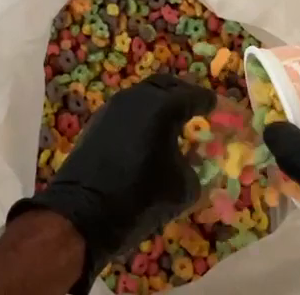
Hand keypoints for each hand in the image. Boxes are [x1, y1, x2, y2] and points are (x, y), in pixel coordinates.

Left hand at [11, 74, 214, 289]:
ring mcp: (114, 107)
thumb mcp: (182, 189)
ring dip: (159, 103)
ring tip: (171, 122)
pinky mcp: (98, 121)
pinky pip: (127, 109)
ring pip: (143, 95)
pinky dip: (142, 115)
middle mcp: (138, 97)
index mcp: (163, 107)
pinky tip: (147, 135)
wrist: (84, 213)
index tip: (216, 106)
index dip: (207, 101)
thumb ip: (193, 168)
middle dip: (182, 93)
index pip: (193, 96)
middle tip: (194, 107)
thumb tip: (191, 161)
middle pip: (165, 85)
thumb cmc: (141, 199)